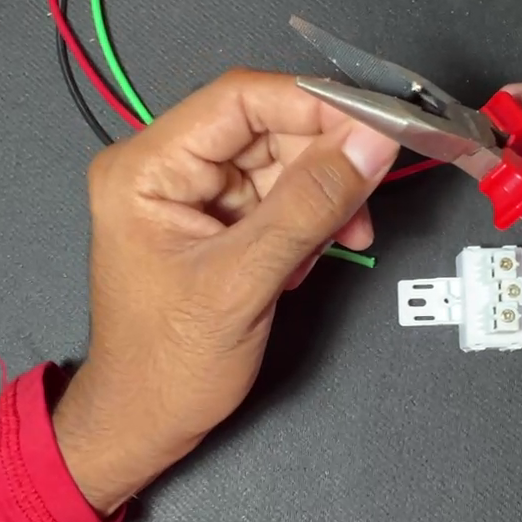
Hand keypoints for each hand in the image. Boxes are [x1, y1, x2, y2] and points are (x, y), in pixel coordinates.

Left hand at [53, 69, 400, 513]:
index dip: (313, 103)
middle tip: (369, 193)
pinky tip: (311, 257)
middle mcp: (166, 169)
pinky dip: (309, 223)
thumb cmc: (169, 365)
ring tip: (340, 240)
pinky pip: (279, 200)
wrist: (146, 420)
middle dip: (324, 162)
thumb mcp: (243, 282)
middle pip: (266, 130)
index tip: (376, 122)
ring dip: (322, 200)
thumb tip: (370, 143)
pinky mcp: (217, 223)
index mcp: (147, 169)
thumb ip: (309, 207)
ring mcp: (193, 196)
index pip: (239, 100)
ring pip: (281, 166)